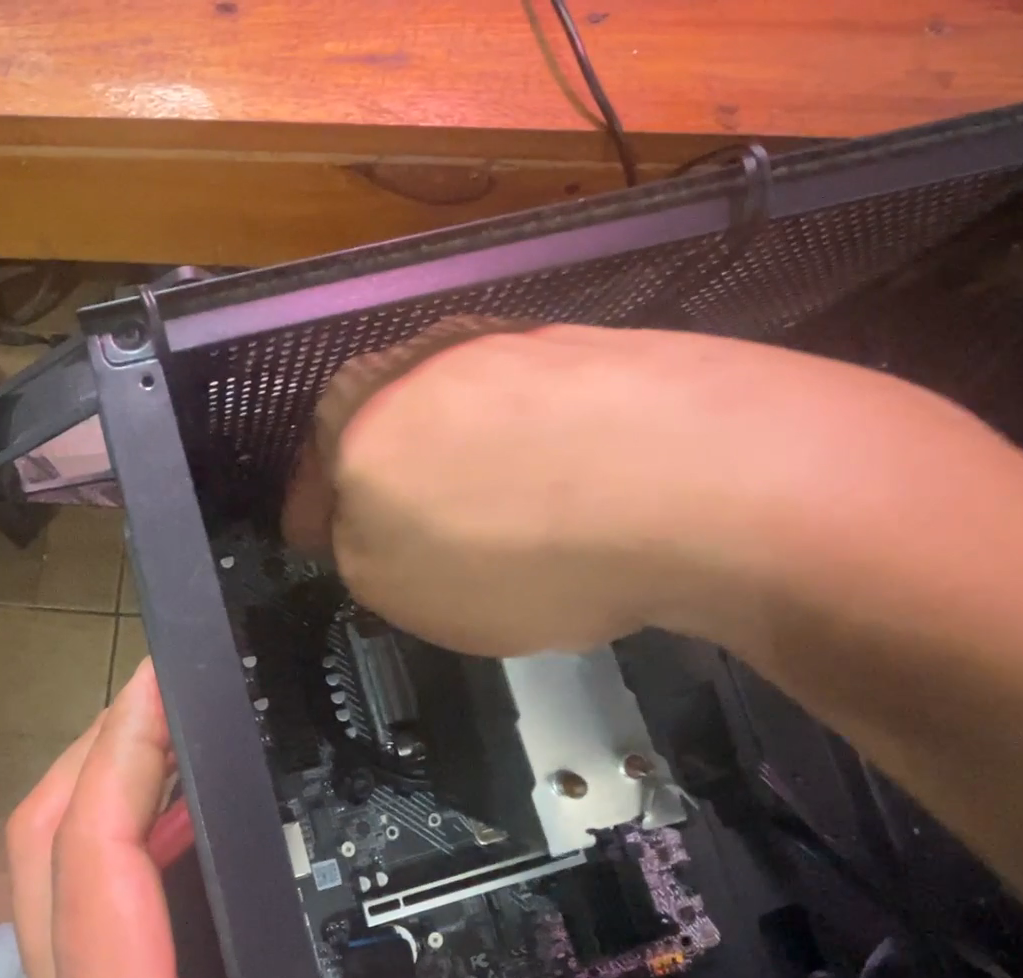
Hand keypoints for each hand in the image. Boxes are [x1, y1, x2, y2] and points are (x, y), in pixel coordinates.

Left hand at [8, 659, 462, 977]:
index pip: (91, 864)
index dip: (122, 756)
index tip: (166, 679)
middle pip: (44, 848)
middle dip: (98, 749)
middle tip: (173, 692)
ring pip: (59, 880)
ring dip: (114, 794)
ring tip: (193, 749)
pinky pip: (99, 922)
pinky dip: (140, 858)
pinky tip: (204, 858)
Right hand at [282, 320, 969, 656]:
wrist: (709, 480)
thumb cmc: (526, 548)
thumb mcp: (396, 586)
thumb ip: (354, 549)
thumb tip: (361, 523)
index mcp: (361, 413)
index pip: (313, 466)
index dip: (313, 515)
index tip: (317, 543)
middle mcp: (427, 360)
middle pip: (383, 430)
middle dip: (386, 484)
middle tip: (412, 541)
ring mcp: (514, 346)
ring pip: (459, 417)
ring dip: (463, 466)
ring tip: (504, 525)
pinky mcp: (592, 350)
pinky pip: (535, 415)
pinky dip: (534, 456)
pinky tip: (570, 497)